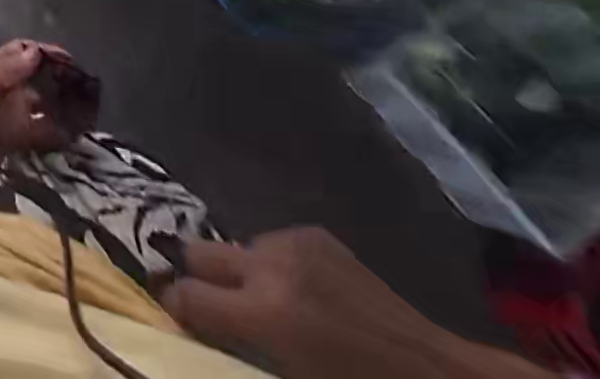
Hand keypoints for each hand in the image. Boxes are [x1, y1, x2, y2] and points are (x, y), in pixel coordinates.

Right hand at [161, 228, 547, 378]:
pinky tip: (299, 287)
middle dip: (189, 269)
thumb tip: (187, 317)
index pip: (188, 295)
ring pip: (236, 248)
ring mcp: (292, 244)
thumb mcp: (289, 375)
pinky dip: (273, 264)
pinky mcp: (313, 234)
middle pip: (197, 252)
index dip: (169, 298)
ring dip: (240, 271)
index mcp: (267, 314)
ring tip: (266, 298)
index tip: (160, 301)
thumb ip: (236, 344)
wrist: (438, 373)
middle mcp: (270, 268)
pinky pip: (271, 244)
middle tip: (194, 289)